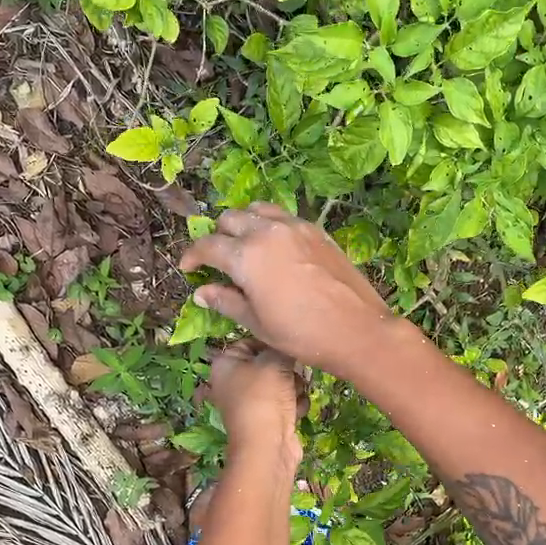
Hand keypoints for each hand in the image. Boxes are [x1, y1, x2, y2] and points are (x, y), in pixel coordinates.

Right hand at [179, 203, 394, 375]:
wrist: (357, 330)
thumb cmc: (302, 334)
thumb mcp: (257, 323)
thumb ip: (227, 302)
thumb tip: (202, 292)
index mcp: (246, 256)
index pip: (208, 245)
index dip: (192, 256)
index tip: (188, 268)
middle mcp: (267, 232)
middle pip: (230, 219)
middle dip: (217, 237)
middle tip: (218, 260)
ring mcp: (294, 227)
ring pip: (257, 210)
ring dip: (243, 223)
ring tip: (244, 245)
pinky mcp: (316, 230)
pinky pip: (283, 217)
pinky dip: (270, 224)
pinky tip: (274, 247)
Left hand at [205, 340, 302, 469]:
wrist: (267, 445)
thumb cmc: (264, 396)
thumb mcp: (274, 361)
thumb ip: (282, 347)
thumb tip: (289, 345)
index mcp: (225, 364)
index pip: (249, 342)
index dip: (271, 343)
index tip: (287, 347)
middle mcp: (234, 382)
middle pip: (268, 364)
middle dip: (288, 369)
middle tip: (297, 372)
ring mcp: (250, 402)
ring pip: (281, 383)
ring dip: (295, 387)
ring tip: (297, 393)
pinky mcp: (266, 418)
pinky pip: (285, 402)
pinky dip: (294, 405)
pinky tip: (296, 410)